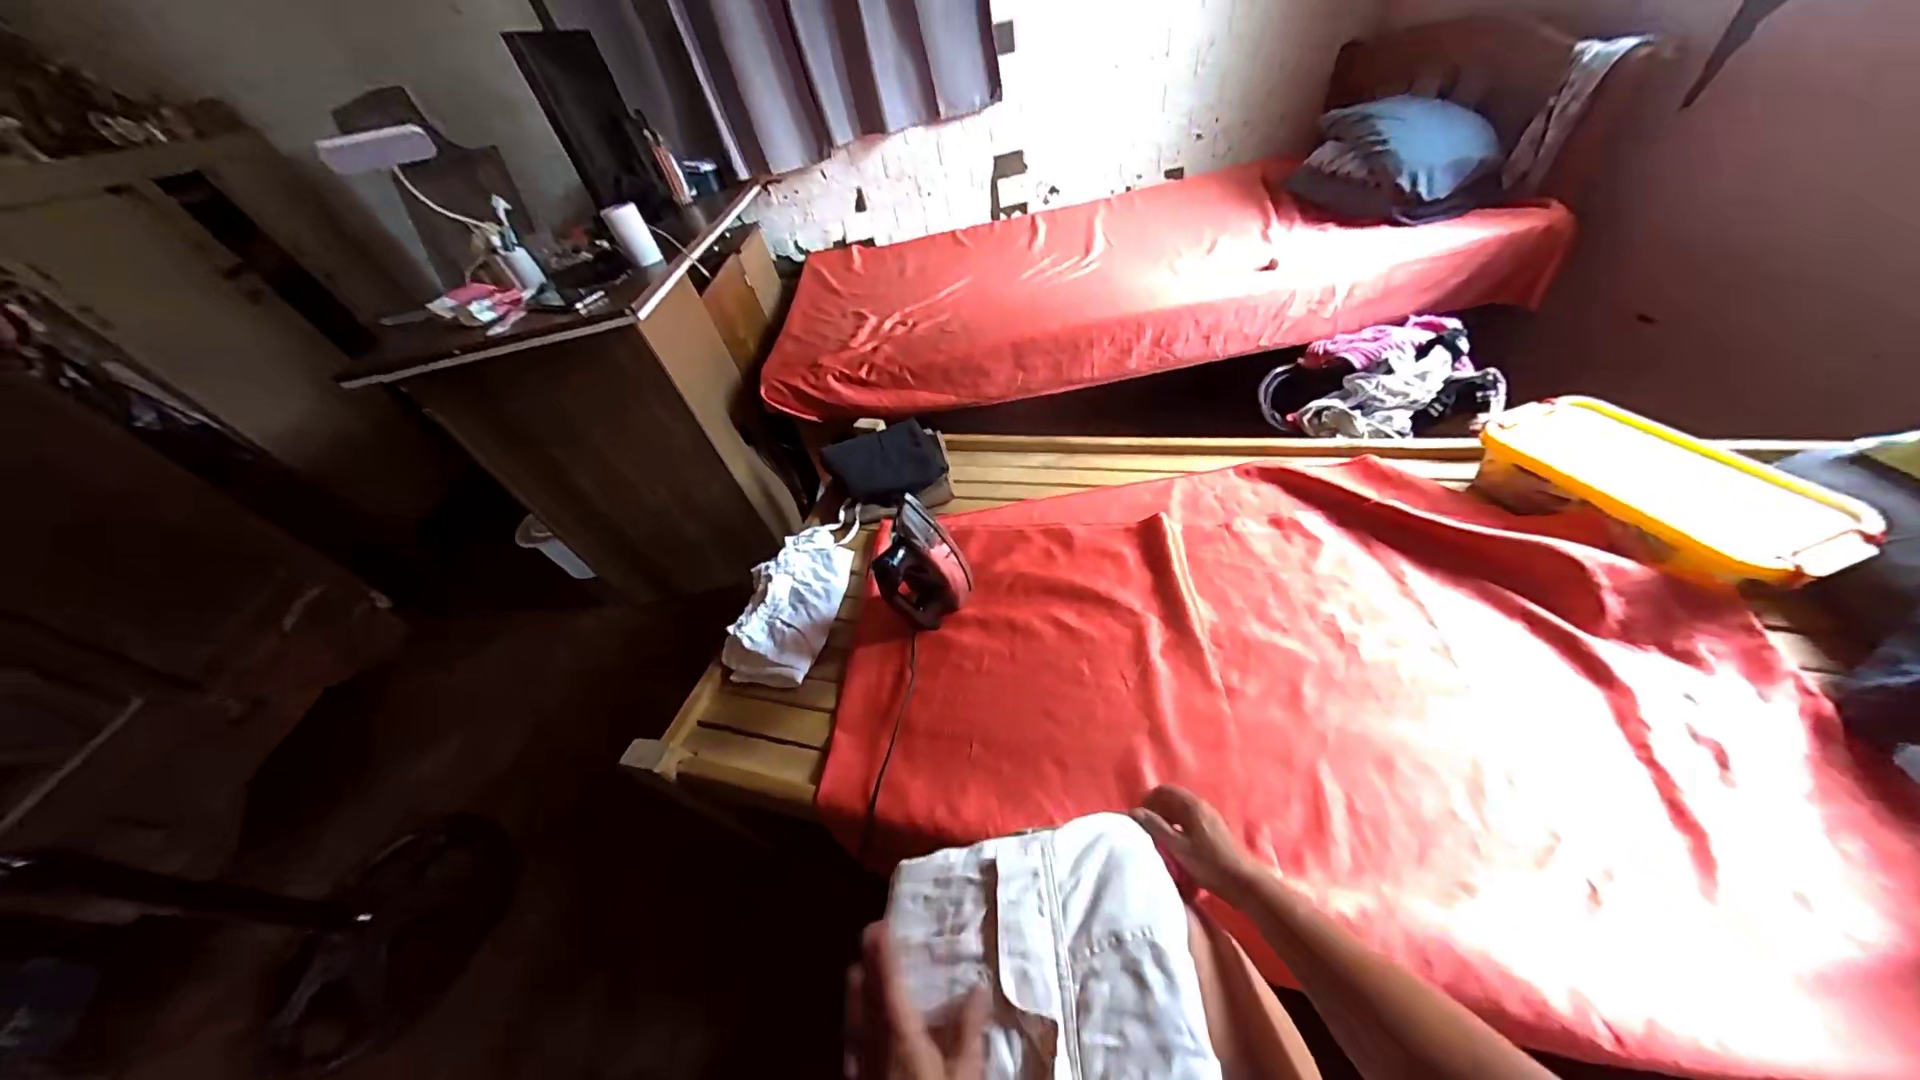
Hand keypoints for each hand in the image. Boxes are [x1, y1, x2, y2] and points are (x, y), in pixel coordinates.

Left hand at [845, 921, 989, 1078]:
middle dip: (866, 962)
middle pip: (863, 994)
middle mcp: (873, 1044)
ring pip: (853, 1016)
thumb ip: (969, 1030)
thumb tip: (977, 989)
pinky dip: (856, 1019)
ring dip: (857, 989)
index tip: (880, 922)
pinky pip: (852, 1040)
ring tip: (860, 968)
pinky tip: (859, 1023)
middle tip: (873, 935)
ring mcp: (860, 1065)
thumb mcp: (964, 1075)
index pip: (887, 982)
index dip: (882, 951)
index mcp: (900, 1034)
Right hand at [1131, 785, 1259, 904]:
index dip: (1148, 802)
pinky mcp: (1214, 828)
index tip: (1141, 820)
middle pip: (1172, 798)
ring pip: (1180, 808)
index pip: (1163, 791)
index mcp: (1191, 806)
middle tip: (1147, 829)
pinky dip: (1177, 824)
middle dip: (1156, 809)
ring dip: (1167, 818)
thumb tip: (1135, 812)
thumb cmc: (1209, 865)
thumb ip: (1156, 827)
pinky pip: (1189, 818)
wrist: (1244, 882)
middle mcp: (1201, 805)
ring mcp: (1209, 816)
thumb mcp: (1178, 848)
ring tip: (1159, 837)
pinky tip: (1176, 843)